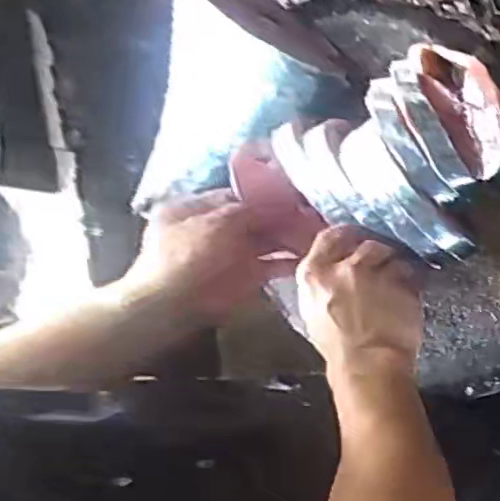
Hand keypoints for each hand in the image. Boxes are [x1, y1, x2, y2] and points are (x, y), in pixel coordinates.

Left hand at [120, 191, 300, 320]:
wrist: (179, 304)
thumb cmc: (190, 259)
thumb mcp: (216, 225)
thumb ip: (249, 211)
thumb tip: (283, 204)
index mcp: (193, 209)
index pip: (237, 196)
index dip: (268, 198)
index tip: (300, 202)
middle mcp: (213, 228)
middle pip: (256, 219)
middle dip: (284, 220)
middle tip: (317, 222)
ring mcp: (231, 251)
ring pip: (269, 240)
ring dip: (292, 239)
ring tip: (319, 239)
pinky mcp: (248, 273)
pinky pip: (276, 262)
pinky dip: (293, 260)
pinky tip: (313, 258)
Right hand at [297, 226, 423, 377]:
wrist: (366, 360)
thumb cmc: (336, 342)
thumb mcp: (312, 305)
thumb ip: (323, 281)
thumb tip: (334, 269)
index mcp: (314, 272)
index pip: (332, 236)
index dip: (349, 235)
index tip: (358, 239)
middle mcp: (346, 268)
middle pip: (370, 244)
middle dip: (381, 252)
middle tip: (387, 263)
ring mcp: (379, 277)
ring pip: (397, 258)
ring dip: (401, 266)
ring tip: (402, 279)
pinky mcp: (406, 289)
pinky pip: (415, 276)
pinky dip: (415, 281)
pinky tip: (413, 291)